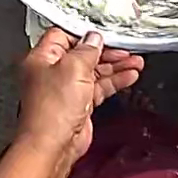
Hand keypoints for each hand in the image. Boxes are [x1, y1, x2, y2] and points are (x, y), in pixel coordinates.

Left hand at [14, 28, 144, 161]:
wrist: (53, 144)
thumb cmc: (52, 110)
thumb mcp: (73, 68)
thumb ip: (86, 50)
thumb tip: (94, 38)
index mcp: (41, 58)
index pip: (63, 35)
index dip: (85, 33)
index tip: (104, 33)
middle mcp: (51, 72)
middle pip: (81, 53)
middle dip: (106, 50)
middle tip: (126, 48)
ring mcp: (65, 89)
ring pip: (93, 71)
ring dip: (115, 65)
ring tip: (135, 61)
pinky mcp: (78, 104)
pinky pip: (98, 87)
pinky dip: (114, 81)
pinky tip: (129, 76)